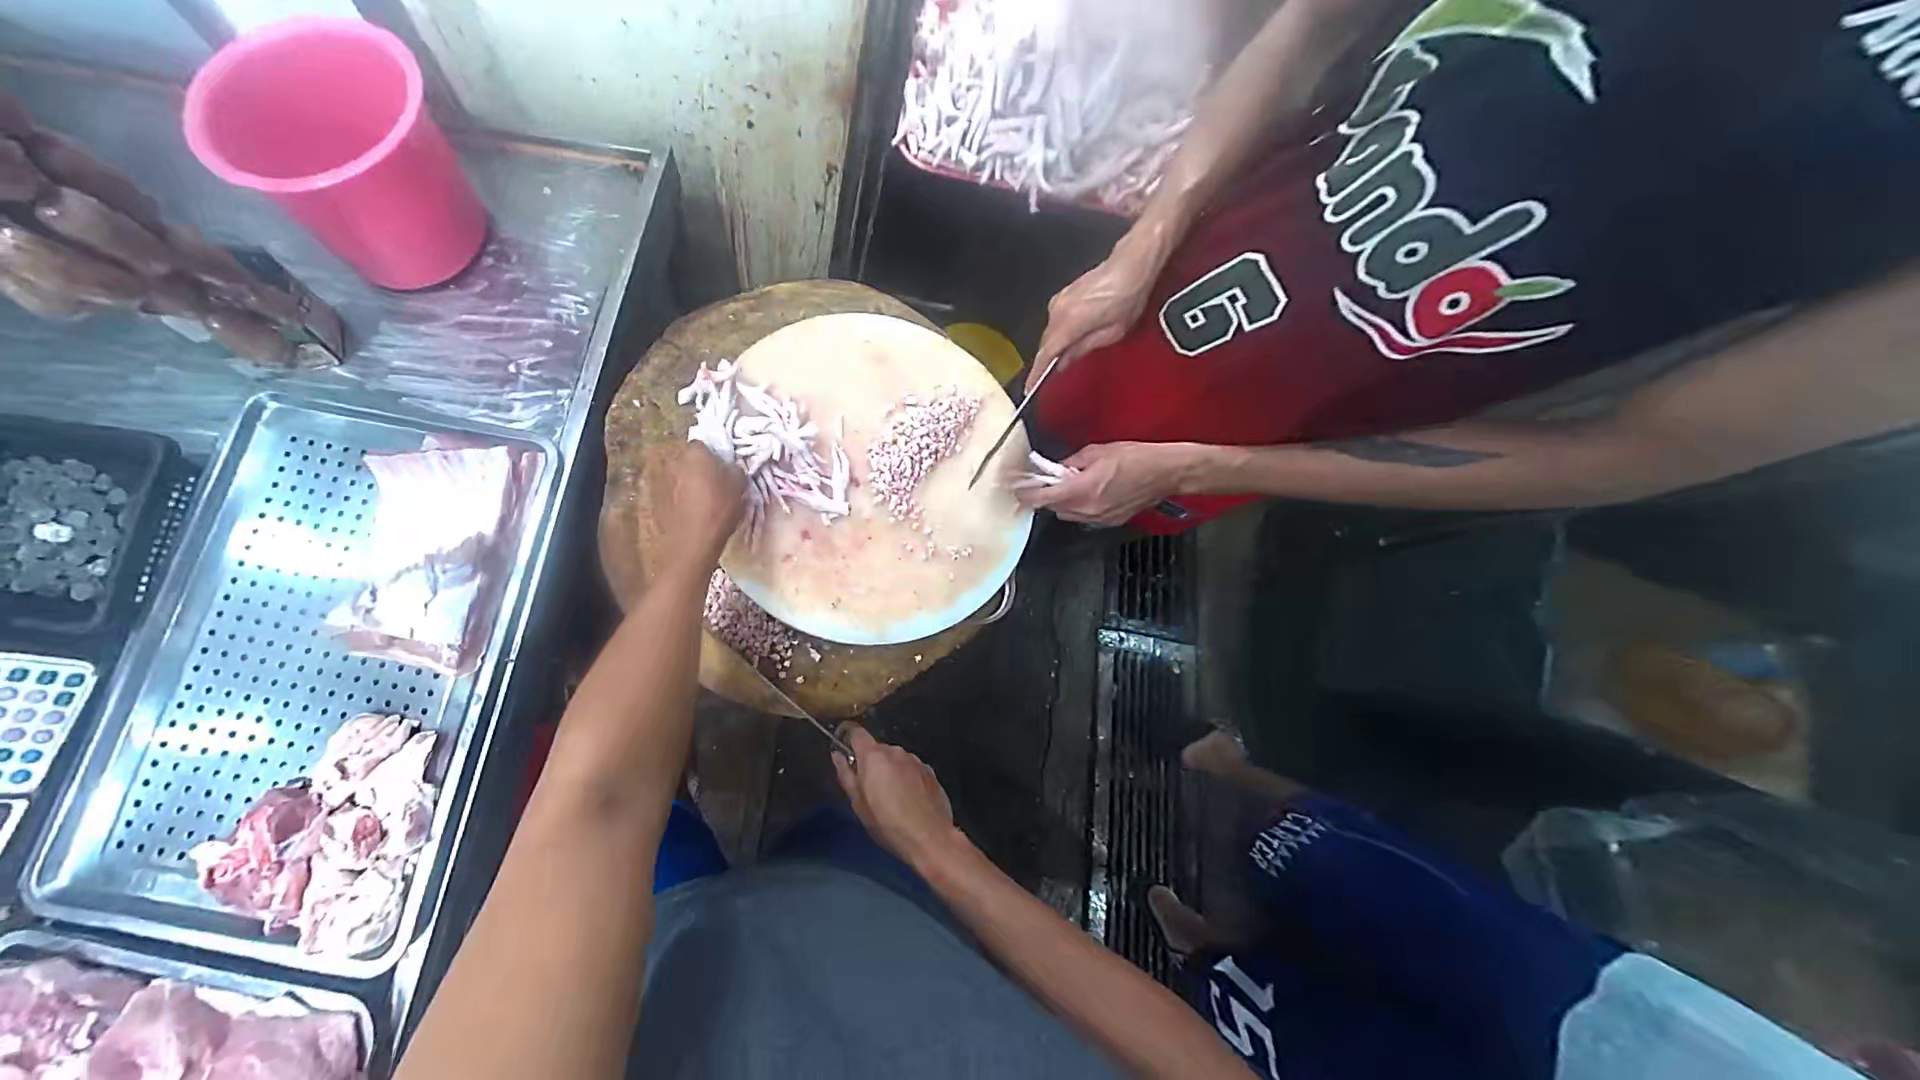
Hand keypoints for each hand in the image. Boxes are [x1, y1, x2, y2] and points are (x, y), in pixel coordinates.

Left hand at [659, 443, 745, 571]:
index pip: (703, 445)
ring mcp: (660, 480)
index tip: (721, 469)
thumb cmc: (718, 509)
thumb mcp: (739, 486)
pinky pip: (670, 491)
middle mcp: (673, 461)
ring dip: (686, 482)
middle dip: (697, 468)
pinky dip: (678, 497)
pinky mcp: (654, 499)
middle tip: (712, 483)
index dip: (712, 456)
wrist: (691, 542)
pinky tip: (689, 511)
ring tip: (700, 500)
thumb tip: (729, 468)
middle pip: (687, 459)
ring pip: (677, 476)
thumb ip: (734, 470)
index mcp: (694, 453)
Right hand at [831, 724, 966, 869]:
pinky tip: (909, 799)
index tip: (845, 750)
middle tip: (869, 790)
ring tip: (892, 798)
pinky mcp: (930, 770)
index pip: (857, 733)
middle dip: (871, 764)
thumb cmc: (887, 823)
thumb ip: (846, 775)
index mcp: (874, 756)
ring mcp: (915, 759)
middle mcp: (896, 751)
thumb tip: (837, 755)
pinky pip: (911, 768)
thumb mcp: (858, 803)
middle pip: (877, 749)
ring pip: (895, 759)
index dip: (848, 738)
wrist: (929, 836)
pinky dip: (906, 778)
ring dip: (890, 771)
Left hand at [1014, 442, 1205, 526]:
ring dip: (1062, 502)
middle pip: (1052, 508)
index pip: (1043, 498)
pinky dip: (1079, 507)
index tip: (1016, 488)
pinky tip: (1088, 493)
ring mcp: (1099, 518)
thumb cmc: (1137, 458)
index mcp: (1082, 489)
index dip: (1026, 494)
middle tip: (1044, 480)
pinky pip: (1083, 517)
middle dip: (1045, 495)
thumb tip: (1057, 467)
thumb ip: (1071, 462)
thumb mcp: (1098, 451)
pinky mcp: (1109, 522)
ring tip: (1070, 485)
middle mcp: (1088, 509)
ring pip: (1067, 514)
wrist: (1166, 473)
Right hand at [1028, 237, 1166, 393]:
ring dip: (1055, 347)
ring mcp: (1059, 300)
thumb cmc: (1128, 294)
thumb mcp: (1112, 332)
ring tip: (1063, 360)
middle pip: (1046, 344)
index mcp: (1068, 323)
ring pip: (1050, 333)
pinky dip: (1059, 333)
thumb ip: (1083, 349)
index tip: (1030, 388)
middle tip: (1047, 378)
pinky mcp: (1064, 294)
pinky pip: (1055, 321)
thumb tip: (1065, 361)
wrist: (1132, 263)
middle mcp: (1058, 310)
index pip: (1046, 355)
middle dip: (1046, 362)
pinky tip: (1069, 340)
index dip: (1037, 374)